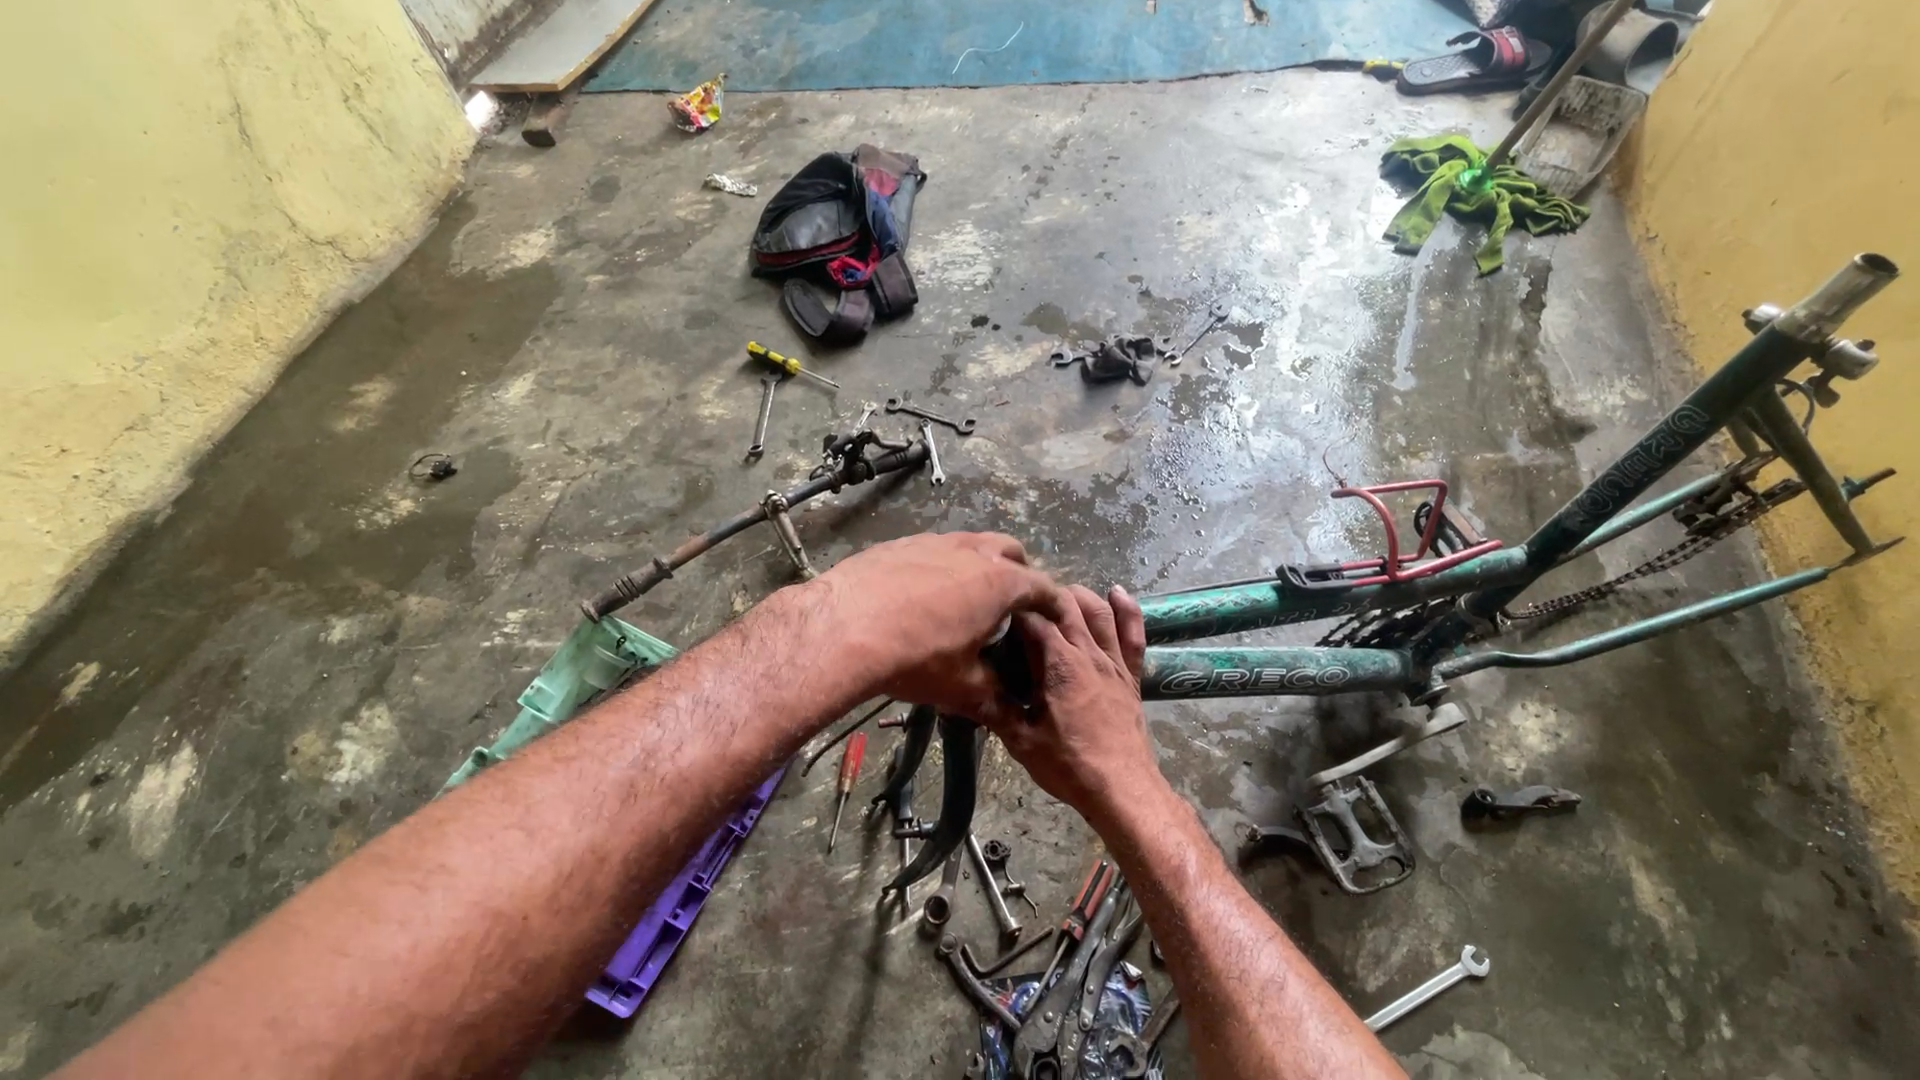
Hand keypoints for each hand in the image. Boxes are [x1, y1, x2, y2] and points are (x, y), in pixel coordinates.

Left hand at [805, 532, 1065, 717]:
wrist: (840, 629)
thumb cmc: (913, 658)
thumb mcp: (963, 688)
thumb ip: (996, 695)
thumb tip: (1011, 708)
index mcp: (1000, 583)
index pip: (1044, 588)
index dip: (1056, 605)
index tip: (1059, 618)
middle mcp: (973, 552)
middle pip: (1010, 551)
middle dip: (1019, 573)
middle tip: (1012, 606)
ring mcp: (934, 541)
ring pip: (971, 544)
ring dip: (979, 565)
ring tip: (967, 597)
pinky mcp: (900, 542)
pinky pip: (934, 549)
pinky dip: (942, 565)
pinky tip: (923, 593)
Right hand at [980, 585, 1163, 823]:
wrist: (1122, 789)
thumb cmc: (1069, 765)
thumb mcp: (1021, 741)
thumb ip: (994, 710)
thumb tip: (960, 692)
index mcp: (1058, 664)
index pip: (1032, 620)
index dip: (1012, 610)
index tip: (994, 609)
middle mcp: (1087, 653)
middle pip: (1065, 606)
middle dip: (1041, 595)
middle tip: (1020, 600)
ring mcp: (1113, 662)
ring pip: (1098, 613)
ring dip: (1078, 596)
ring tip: (1059, 592)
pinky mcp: (1131, 676)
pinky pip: (1133, 635)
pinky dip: (1128, 610)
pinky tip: (1118, 593)